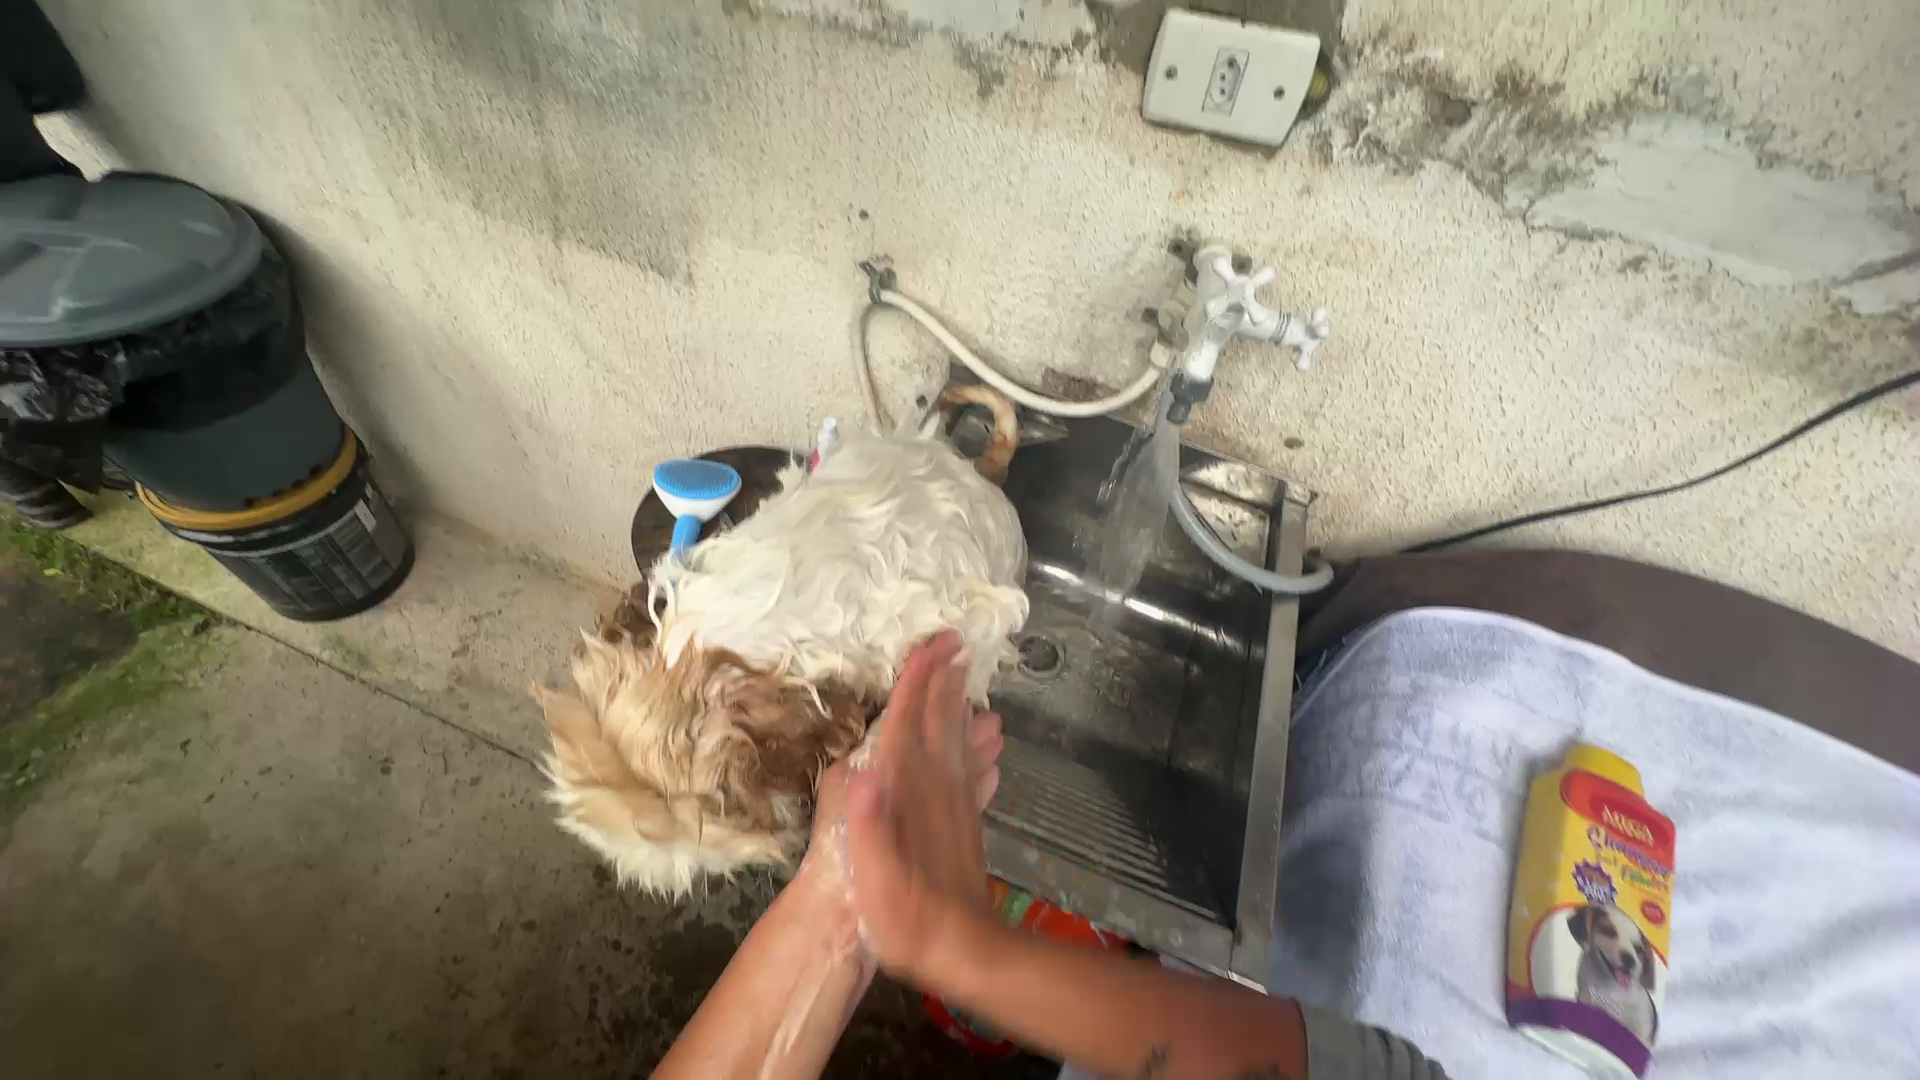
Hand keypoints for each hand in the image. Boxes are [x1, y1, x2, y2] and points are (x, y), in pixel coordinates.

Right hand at [793, 638, 1001, 905]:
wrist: (969, 953)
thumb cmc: (910, 920)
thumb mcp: (876, 884)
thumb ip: (868, 829)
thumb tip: (863, 772)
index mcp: (910, 794)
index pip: (912, 725)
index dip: (919, 682)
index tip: (931, 644)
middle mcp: (939, 787)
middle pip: (941, 721)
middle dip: (944, 679)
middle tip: (954, 641)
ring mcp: (958, 802)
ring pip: (959, 738)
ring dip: (960, 703)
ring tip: (965, 675)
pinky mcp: (969, 819)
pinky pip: (974, 768)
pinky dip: (979, 744)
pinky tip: (988, 736)